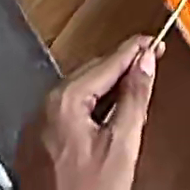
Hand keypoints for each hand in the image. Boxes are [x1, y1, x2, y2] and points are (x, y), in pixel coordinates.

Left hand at [16, 35, 162, 189]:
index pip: (108, 62)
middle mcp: (44, 107)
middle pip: (92, 72)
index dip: (135, 50)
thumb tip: (146, 61)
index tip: (154, 42)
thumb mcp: (122, 146)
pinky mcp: (35, 146)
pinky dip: (90, 107)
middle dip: (121, 68)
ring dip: (106, 88)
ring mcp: (37, 127)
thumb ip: (135, 97)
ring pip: (79, 92)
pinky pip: (67, 112)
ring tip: (133, 89)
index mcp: (65, 101)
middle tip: (149, 64)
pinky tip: (106, 117)